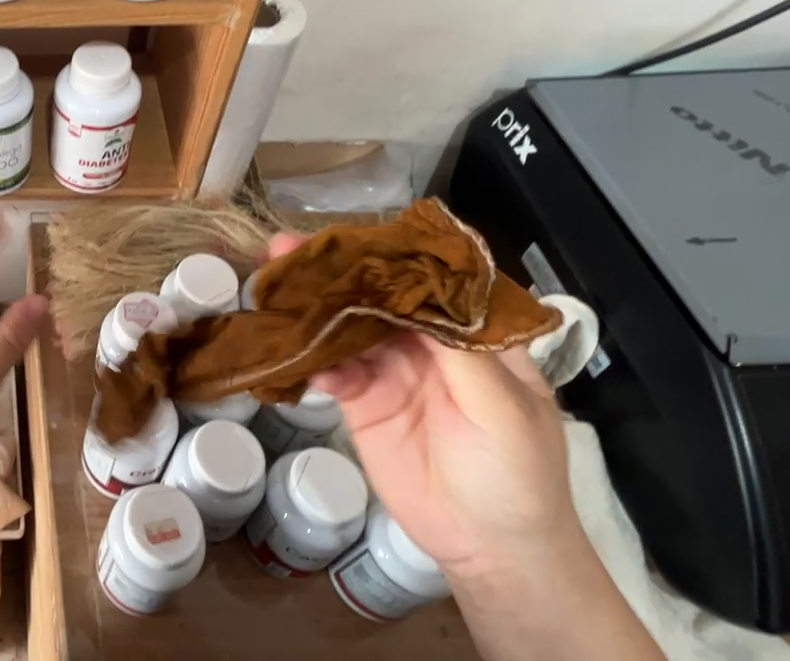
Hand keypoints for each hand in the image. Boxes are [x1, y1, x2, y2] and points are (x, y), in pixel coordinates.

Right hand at [282, 235, 583, 588]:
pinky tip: (291, 351)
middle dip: (332, 273)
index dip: (383, 256)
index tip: (343, 239)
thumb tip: (411, 292)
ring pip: (344, 326)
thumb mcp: (503, 407)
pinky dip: (308, 360)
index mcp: (469, 333)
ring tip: (272, 286)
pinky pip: (330, 370)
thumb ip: (457, 351)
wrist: (489, 549)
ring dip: (310, 308)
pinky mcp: (360, 400)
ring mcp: (389, 370)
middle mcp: (425, 342)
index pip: (424, 280)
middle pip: (374, 296)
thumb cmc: (517, 474)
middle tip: (284, 249)